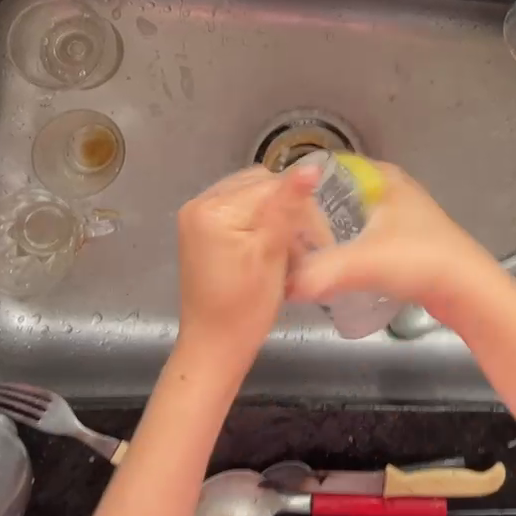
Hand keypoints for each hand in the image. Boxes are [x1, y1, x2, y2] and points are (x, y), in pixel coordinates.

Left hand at [176, 165, 316, 354]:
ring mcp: (198, 216)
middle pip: (262, 186)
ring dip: (277, 218)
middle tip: (305, 247)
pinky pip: (242, 210)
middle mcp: (200, 203)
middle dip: (288, 212)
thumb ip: (288, 205)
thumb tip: (311, 166)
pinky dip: (261, 225)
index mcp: (213, 208)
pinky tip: (271, 249)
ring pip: (255, 197)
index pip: (272, 185)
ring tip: (289, 252)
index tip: (317, 240)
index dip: (300, 208)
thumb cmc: (245, 309)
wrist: (215, 349)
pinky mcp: (203, 230)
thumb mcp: (272, 253)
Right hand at [286, 160, 495, 316]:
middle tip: (283, 231)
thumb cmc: (422, 260)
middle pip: (338, 193)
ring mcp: (400, 214)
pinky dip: (346, 246)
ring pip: (351, 215)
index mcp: (381, 177)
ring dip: (328, 230)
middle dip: (310, 211)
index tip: (277, 202)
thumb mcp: (363, 262)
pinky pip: (364, 235)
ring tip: (300, 249)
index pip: (330, 166)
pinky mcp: (405, 240)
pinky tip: (332, 264)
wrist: (466, 290)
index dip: (302, 183)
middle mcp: (390, 189)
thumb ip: (319, 273)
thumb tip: (283, 284)